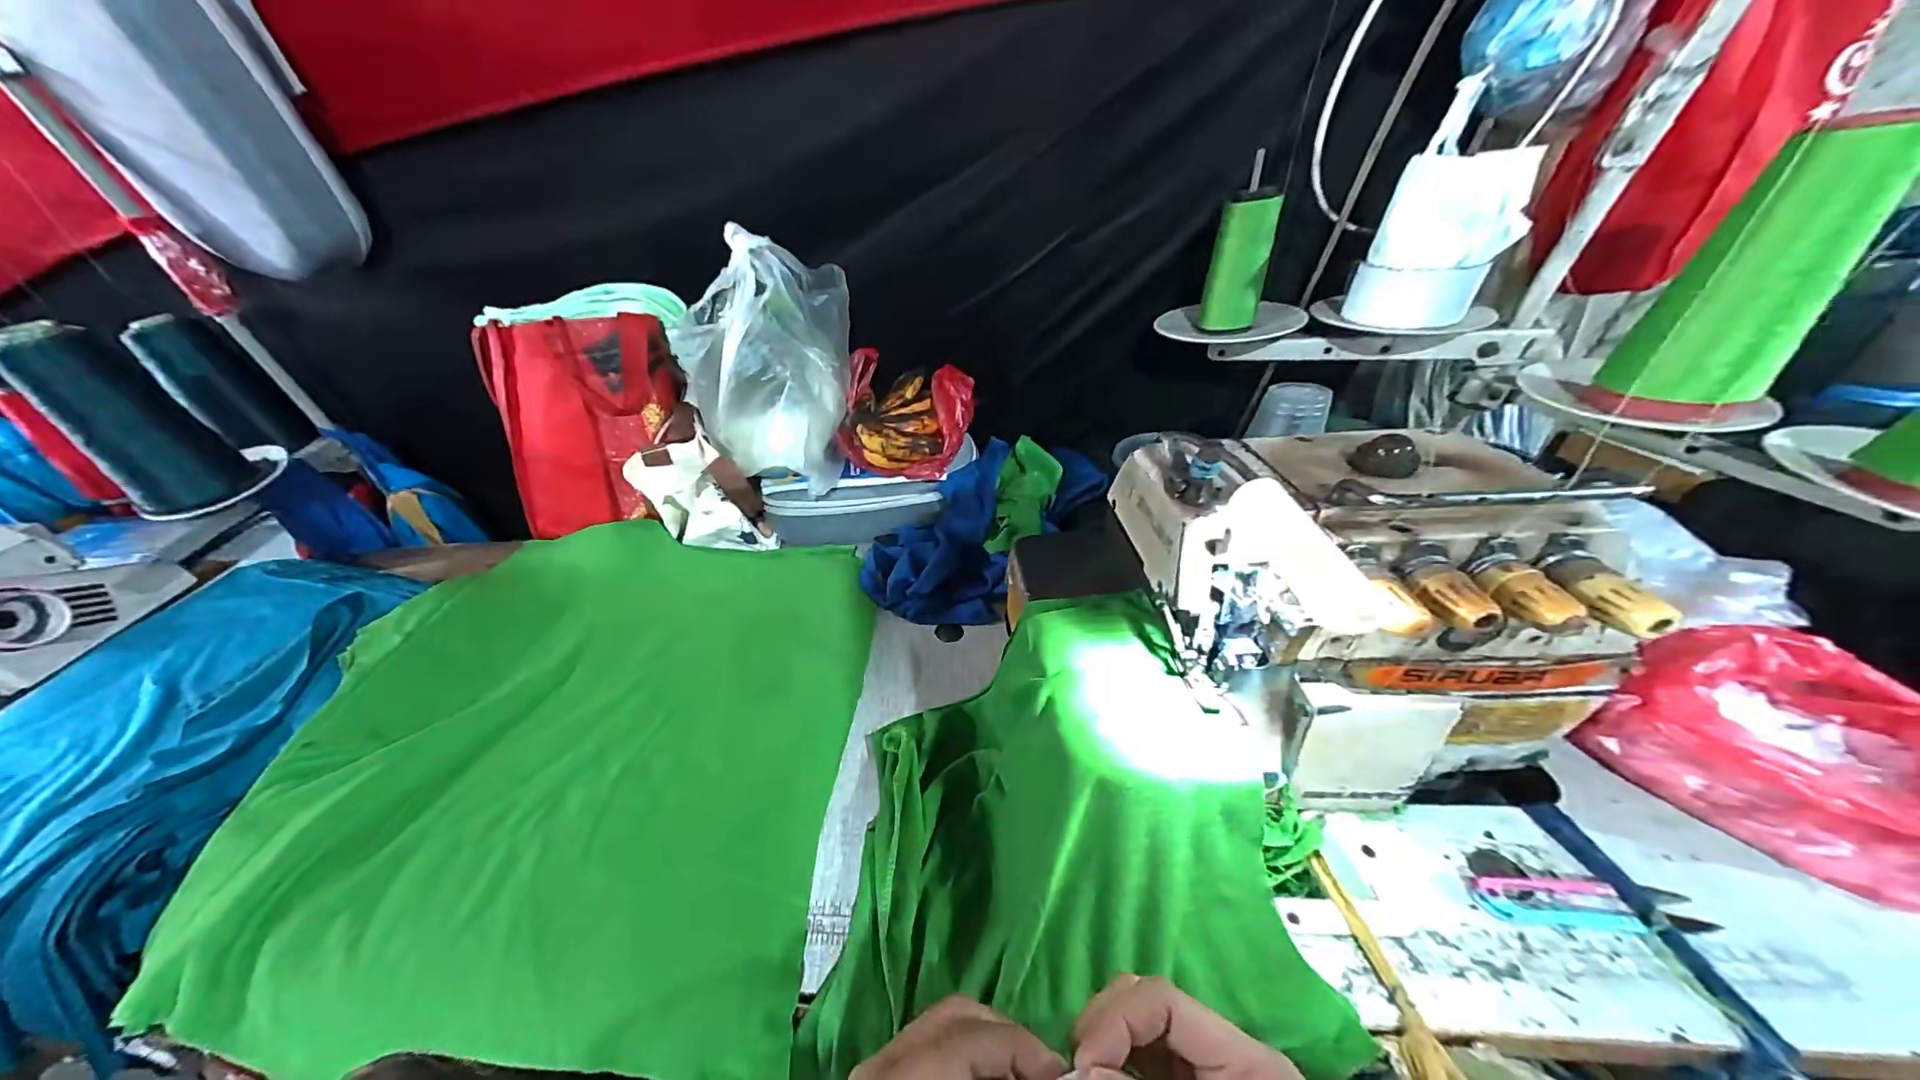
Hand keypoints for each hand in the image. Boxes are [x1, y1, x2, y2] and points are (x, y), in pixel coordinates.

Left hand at [852, 996, 1069, 1079]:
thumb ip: (1004, 1076)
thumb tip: (1055, 1070)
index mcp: (899, 1070)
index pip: (967, 1034)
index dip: (1022, 1047)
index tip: (1060, 1073)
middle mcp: (882, 1056)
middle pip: (957, 1013)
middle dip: (1008, 1034)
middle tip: (1043, 1069)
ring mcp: (877, 1062)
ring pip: (944, 1023)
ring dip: (990, 1042)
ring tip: (1022, 1071)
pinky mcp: (884, 1071)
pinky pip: (931, 1045)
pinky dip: (967, 1054)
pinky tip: (991, 1073)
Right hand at [1072, 975, 1302, 1079]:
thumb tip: (1085, 1072)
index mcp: (1242, 1058)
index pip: (1161, 999)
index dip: (1114, 1019)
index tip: (1084, 1064)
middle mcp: (1220, 1050)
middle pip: (1145, 1000)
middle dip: (1103, 1027)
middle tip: (1078, 1072)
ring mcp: (1202, 1070)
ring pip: (1137, 1027)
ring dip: (1104, 1046)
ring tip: (1085, 1077)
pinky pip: (1142, 1060)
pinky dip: (1115, 1065)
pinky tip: (1102, 1079)